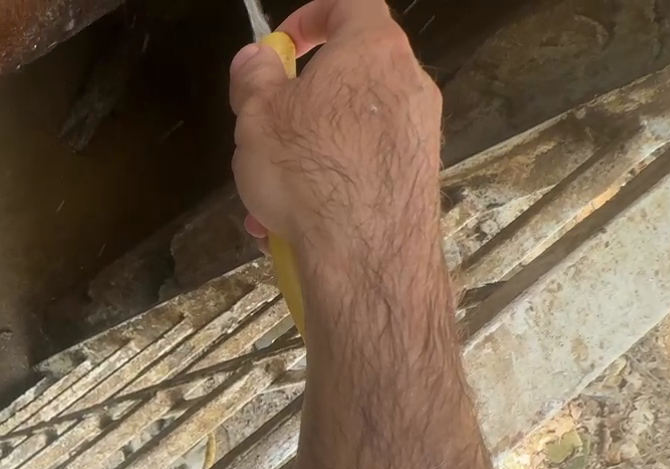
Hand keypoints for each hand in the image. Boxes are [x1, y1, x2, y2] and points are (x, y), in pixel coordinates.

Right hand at [229, 0, 441, 256]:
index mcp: (368, 49)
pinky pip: (359, 167)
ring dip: (303, 160)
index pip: (348, 4)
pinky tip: (294, 224)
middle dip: (296, 110)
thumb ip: (253, 80)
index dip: (308, 19)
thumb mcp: (257, 119)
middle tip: (261, 144)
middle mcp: (405, 78)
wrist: (362, 243)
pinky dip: (326, 186)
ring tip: (267, 204)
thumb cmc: (305, 167)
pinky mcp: (414, 172)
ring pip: (346, 132)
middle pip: (344, 78)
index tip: (277, 51)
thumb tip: (254, 56)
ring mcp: (416, 127)